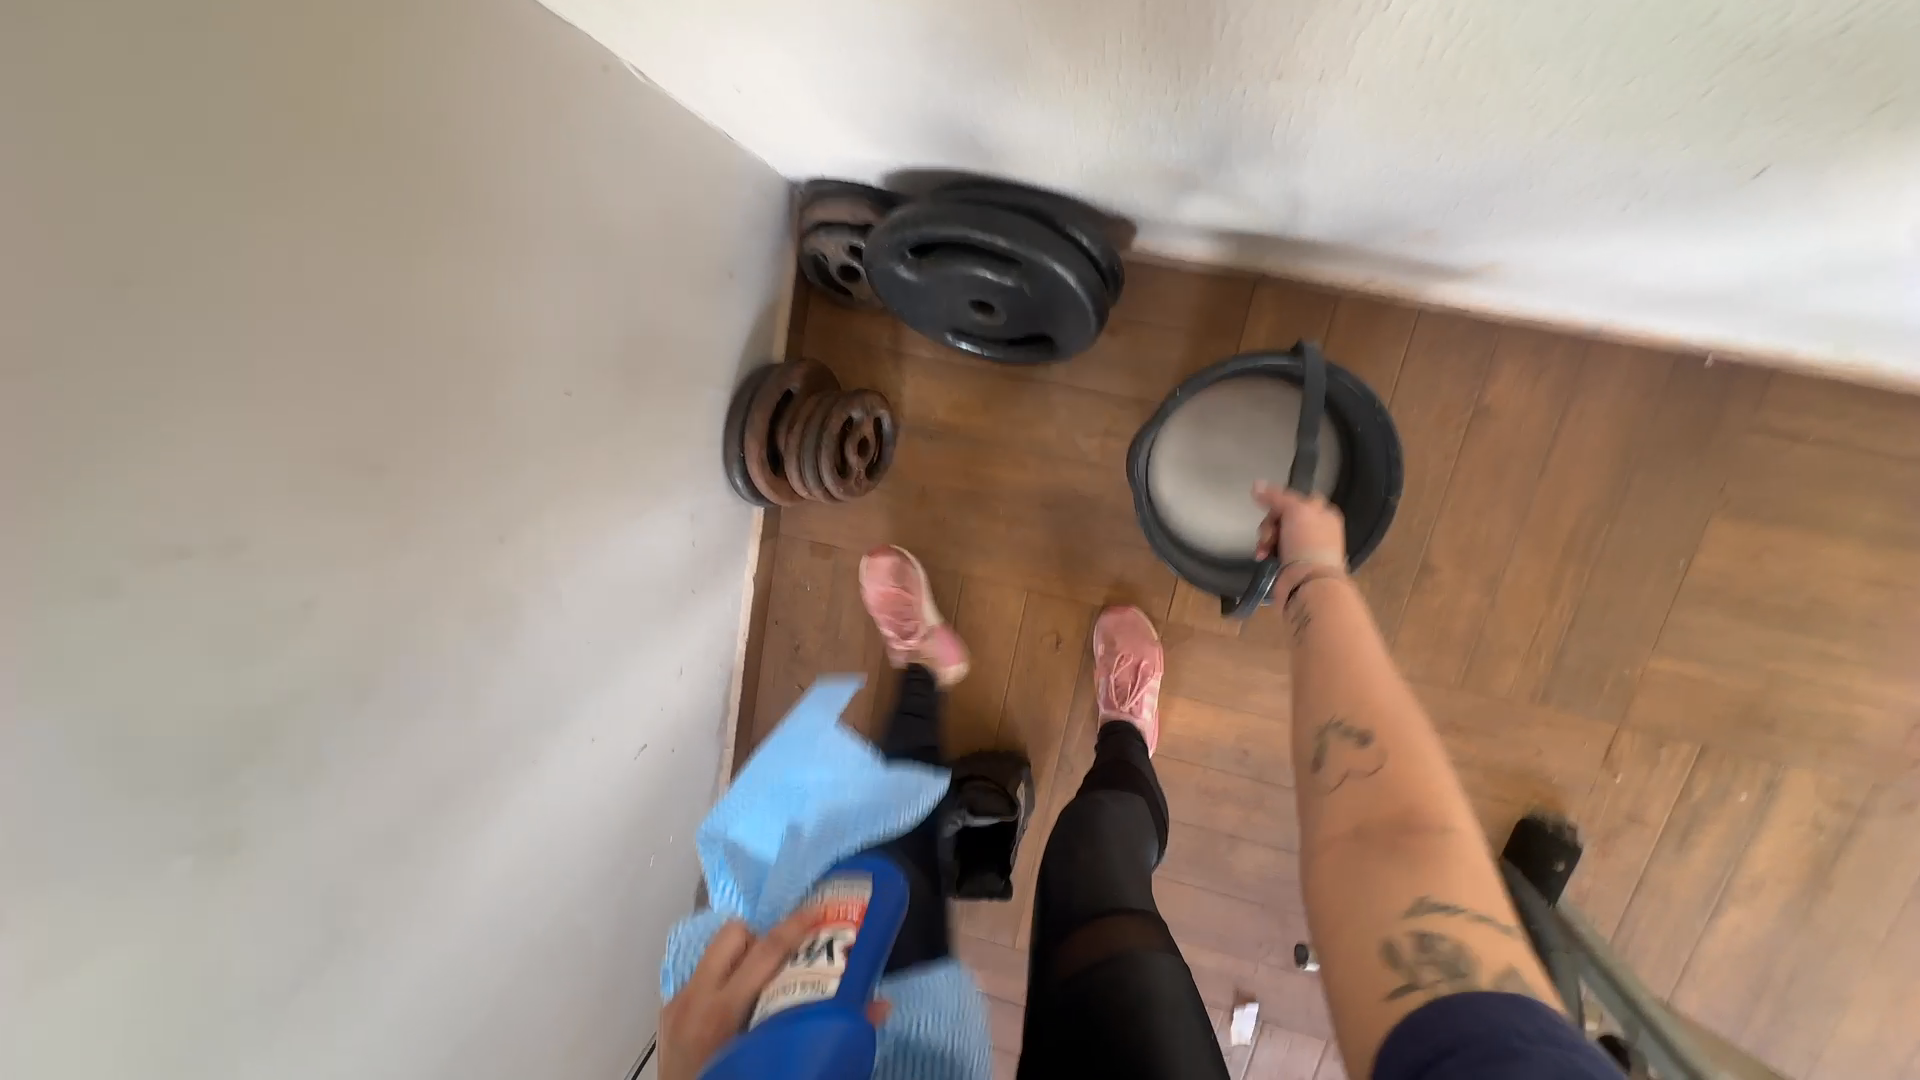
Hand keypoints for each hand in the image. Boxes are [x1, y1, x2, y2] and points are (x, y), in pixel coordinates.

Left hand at [658, 915, 891, 1079]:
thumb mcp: (789, 1061)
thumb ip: (828, 1032)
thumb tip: (879, 1006)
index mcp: (722, 1015)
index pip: (765, 950)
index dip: (796, 925)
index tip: (820, 910)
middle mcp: (695, 1001)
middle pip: (734, 934)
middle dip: (763, 938)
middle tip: (788, 960)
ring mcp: (678, 1006)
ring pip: (716, 951)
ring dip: (742, 958)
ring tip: (764, 984)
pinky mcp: (668, 1014)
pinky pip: (703, 977)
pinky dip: (724, 982)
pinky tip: (738, 1008)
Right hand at [1253, 481, 1347, 596]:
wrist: (1308, 582)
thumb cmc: (1307, 542)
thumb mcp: (1294, 510)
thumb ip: (1275, 496)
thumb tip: (1256, 484)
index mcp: (1324, 514)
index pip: (1297, 498)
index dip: (1281, 502)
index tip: (1272, 509)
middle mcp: (1316, 529)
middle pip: (1282, 515)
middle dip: (1270, 523)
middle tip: (1270, 533)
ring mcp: (1304, 547)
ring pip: (1276, 532)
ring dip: (1266, 538)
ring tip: (1265, 548)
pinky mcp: (1292, 563)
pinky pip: (1274, 549)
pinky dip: (1266, 550)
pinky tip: (1263, 556)